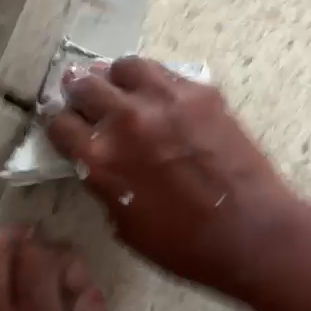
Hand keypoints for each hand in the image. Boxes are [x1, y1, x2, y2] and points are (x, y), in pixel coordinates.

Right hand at [43, 57, 308, 298]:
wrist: (251, 231)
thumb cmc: (185, 244)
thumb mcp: (125, 225)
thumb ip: (104, 184)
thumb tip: (99, 163)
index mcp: (101, 159)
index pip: (60, 124)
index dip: (59, 124)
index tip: (66, 125)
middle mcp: (126, 120)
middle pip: (85, 85)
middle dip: (80, 92)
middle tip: (85, 98)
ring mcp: (165, 100)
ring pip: (125, 66)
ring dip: (118, 77)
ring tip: (123, 89)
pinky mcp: (200, 92)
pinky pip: (166, 73)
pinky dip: (155, 81)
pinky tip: (161, 96)